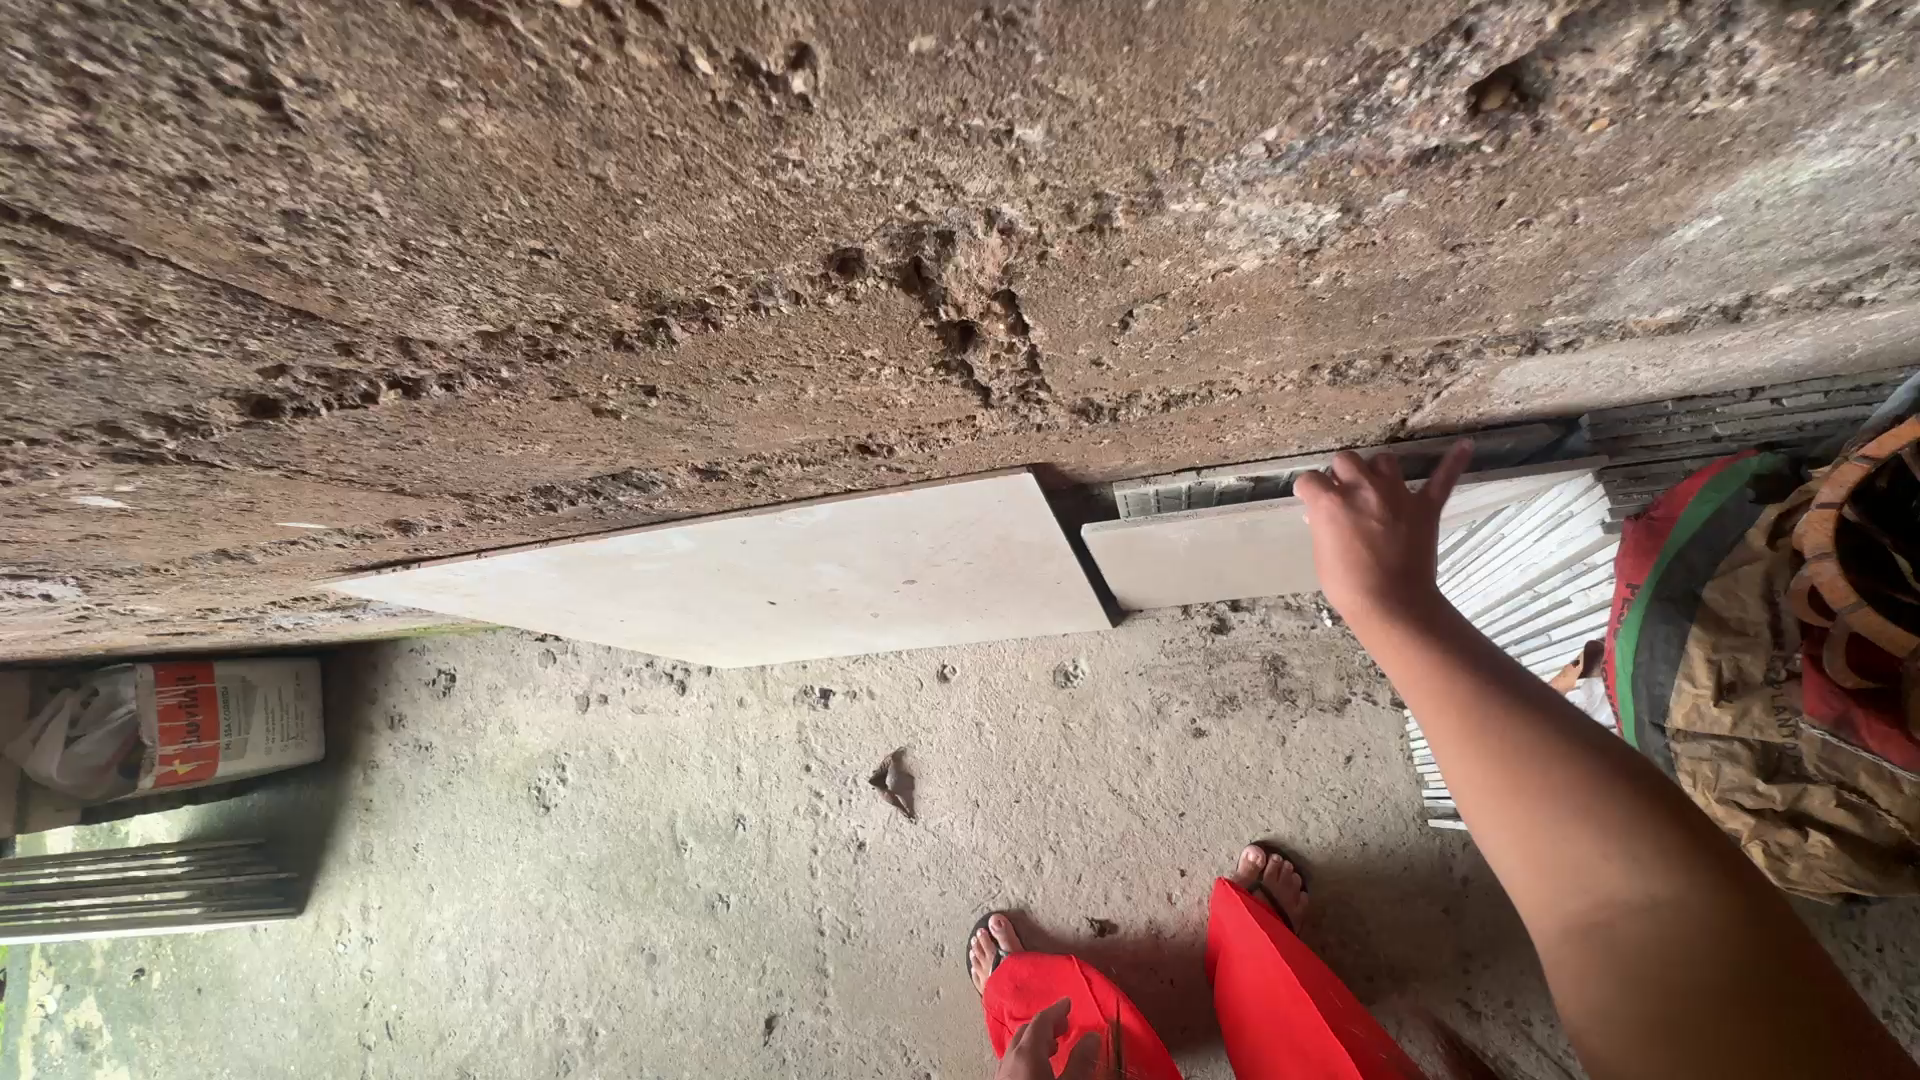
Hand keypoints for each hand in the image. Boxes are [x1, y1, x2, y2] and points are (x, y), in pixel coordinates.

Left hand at [993, 998, 1098, 1079]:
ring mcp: (1000, 1072)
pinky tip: (1037, 1067)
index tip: (1068, 1002)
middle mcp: (1009, 1056)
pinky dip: (1027, 1055)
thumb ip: (1081, 1061)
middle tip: (1064, 1025)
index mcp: (1026, 1051)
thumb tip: (1092, 1036)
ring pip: (1017, 1047)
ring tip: (1053, 1047)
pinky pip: (1013, 1061)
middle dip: (1045, 1025)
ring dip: (1035, 1041)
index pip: (1041, 1021)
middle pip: (1027, 1031)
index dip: (1056, 1009)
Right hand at [1293, 439, 1471, 623]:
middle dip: (1339, 472)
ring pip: (1385, 461)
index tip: (1309, 497)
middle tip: (1341, 490)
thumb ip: (1323, 525)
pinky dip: (1452, 462)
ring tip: (1375, 482)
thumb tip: (1322, 514)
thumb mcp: (1321, 551)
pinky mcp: (1425, 507)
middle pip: (1346, 460)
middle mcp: (1362, 490)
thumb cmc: (1346, 584)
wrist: (1390, 602)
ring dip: (1376, 469)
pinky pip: (1442, 479)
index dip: (1307, 489)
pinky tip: (1463, 446)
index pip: (1310, 480)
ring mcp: (1397, 495)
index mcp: (1330, 503)